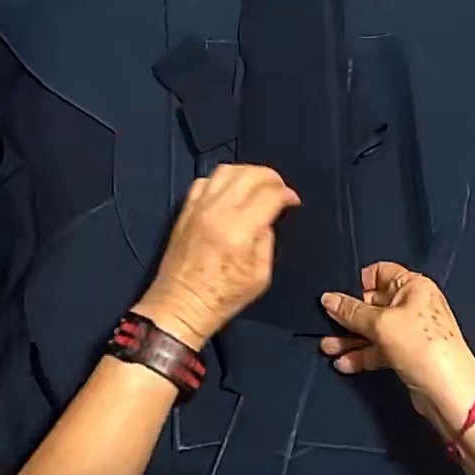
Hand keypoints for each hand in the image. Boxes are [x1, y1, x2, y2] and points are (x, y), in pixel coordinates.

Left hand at [133, 164, 300, 349]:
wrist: (181, 304)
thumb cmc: (222, 297)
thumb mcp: (260, 276)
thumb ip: (266, 240)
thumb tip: (267, 218)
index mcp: (239, 229)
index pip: (269, 193)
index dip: (287, 193)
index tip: (293, 201)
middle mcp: (217, 211)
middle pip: (249, 174)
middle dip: (271, 177)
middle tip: (279, 189)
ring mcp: (198, 207)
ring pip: (225, 170)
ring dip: (246, 172)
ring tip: (257, 184)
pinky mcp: (185, 210)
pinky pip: (204, 181)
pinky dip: (221, 179)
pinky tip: (229, 191)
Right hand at [319, 262, 474, 435]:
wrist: (451, 395)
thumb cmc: (424, 348)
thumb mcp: (380, 323)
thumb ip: (350, 310)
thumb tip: (328, 299)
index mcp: (413, 287)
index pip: (379, 272)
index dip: (358, 283)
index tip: (340, 296)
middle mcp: (412, 305)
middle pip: (371, 303)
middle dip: (347, 316)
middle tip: (326, 323)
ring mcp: (409, 332)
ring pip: (371, 329)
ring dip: (349, 339)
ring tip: (328, 348)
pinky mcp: (406, 354)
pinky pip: (377, 349)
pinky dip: (361, 355)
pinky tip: (344, 363)